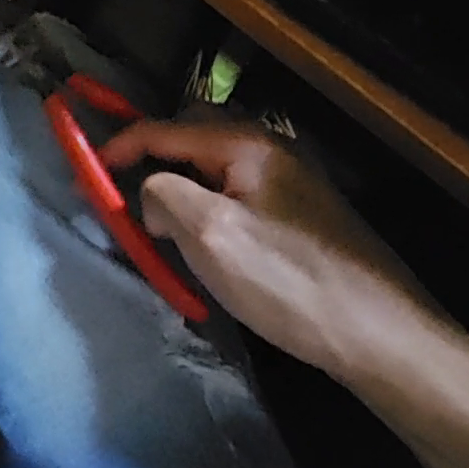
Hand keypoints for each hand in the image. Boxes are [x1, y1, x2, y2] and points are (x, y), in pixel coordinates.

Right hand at [100, 119, 468, 396]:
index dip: (119, 145)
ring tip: (155, 222)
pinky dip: (202, 208)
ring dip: (175, 187)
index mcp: (247, 144)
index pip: (165, 127)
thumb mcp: (209, 233)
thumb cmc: (289, 281)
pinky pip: (232, 196)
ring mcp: (288, 183)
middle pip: (190, 138)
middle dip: (149, 160)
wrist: (385, 340)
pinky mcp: (297, 217)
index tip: (84, 173)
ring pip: (211, 170)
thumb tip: (153, 193)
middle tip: (120, 192)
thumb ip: (162, 193)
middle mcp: (270, 150)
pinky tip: (200, 241)